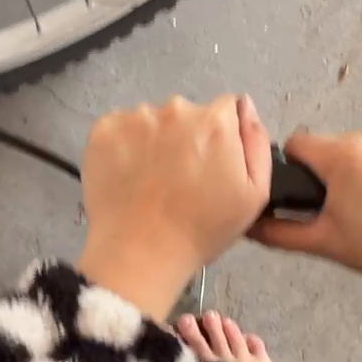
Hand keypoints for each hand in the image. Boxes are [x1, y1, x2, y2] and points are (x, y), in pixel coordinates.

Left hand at [77, 95, 271, 316]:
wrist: (140, 253)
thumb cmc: (200, 230)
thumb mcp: (254, 195)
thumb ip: (257, 143)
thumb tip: (246, 108)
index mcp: (215, 122)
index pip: (226, 109)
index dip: (222, 138)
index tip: (211, 165)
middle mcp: (176, 109)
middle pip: (188, 114)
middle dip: (187, 138)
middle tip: (180, 180)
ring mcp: (136, 118)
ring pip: (152, 121)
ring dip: (154, 142)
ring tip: (151, 182)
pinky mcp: (104, 130)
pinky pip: (120, 129)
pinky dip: (124, 147)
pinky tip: (128, 177)